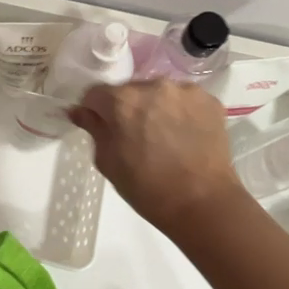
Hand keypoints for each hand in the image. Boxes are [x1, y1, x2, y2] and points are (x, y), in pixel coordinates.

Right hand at [68, 81, 245, 231]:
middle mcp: (153, 85)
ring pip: (159, 93)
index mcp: (122, 100)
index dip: (94, 110)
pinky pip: (185, 100)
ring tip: (164, 137)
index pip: (95, 93)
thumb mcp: (108, 162)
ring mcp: (185, 90)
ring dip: (155, 108)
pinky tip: (184, 136)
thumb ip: (93, 130)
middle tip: (135, 137)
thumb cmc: (147, 188)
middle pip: (129, 90)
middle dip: (127, 108)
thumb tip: (79, 111)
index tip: (100, 127)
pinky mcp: (209, 100)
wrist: (202, 203)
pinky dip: (181, 112)